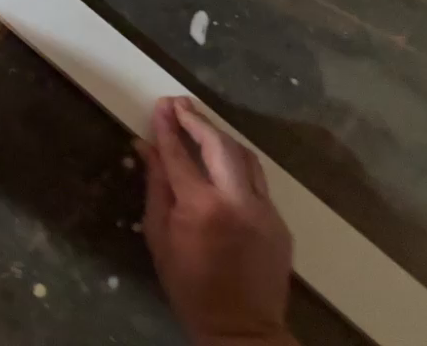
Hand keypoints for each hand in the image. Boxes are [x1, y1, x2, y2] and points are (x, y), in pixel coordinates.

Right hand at [139, 97, 296, 345]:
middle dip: (197, 120)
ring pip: (246, 158)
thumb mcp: (159, 234)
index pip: (180, 154)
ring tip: (200, 124)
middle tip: (178, 104)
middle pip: (220, 145)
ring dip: (221, 137)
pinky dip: (236, 163)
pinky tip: (221, 162)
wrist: (242, 328)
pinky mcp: (280, 223)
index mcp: (202, 207)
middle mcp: (239, 202)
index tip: (159, 105)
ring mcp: (265, 212)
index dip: (167, 126)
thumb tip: (146, 146)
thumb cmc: (188, 284)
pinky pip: (257, 181)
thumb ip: (156, 185)